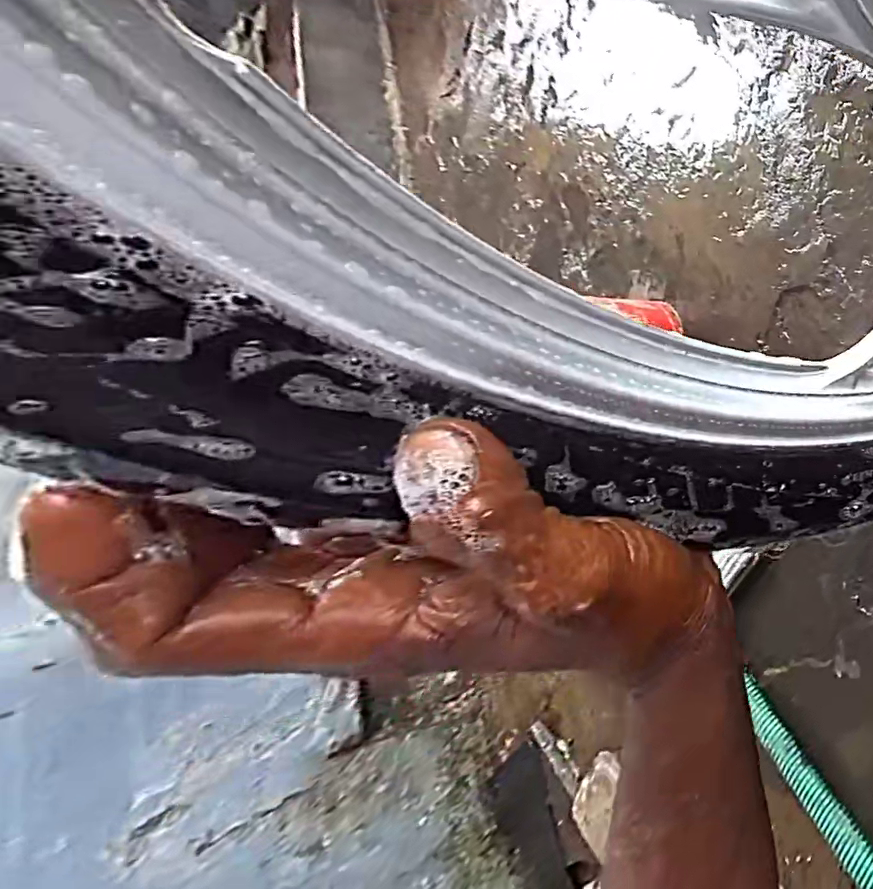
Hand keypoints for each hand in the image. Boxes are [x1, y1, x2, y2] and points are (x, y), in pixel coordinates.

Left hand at [18, 419, 725, 680]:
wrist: (673, 605)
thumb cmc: (626, 611)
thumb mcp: (573, 578)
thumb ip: (503, 528)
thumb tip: (431, 447)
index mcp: (376, 617)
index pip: (183, 627)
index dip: (107, 573)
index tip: (76, 491)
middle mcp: (375, 574)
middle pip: (216, 545)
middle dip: (170, 480)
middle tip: (167, 392)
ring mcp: (418, 535)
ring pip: (298, 492)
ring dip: (270, 438)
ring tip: (264, 367)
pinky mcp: (463, 500)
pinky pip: (385, 460)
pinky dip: (370, 419)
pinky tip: (397, 369)